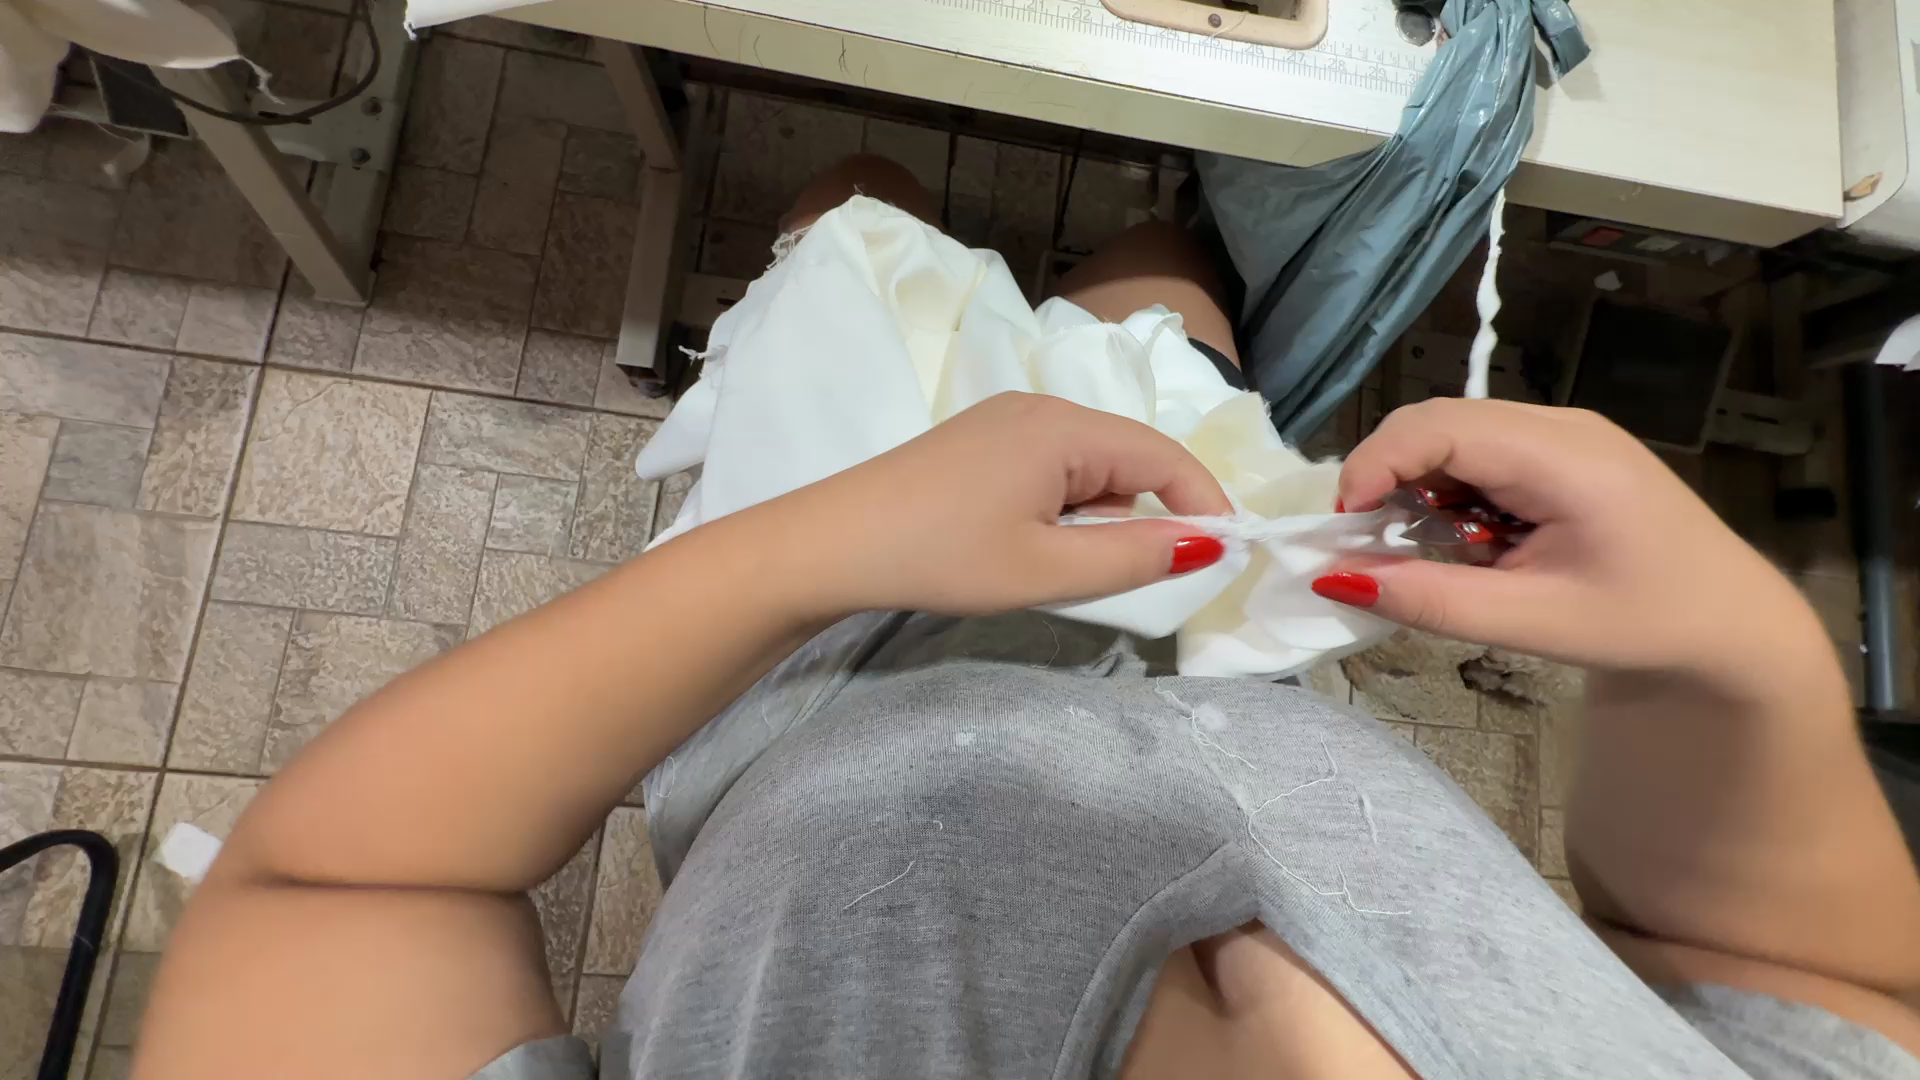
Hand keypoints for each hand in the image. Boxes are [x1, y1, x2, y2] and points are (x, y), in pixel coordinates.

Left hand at [749, 392, 1233, 616]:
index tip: (1223, 555)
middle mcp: (1040, 409)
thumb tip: (1206, 542)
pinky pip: (1048, 471)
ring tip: (1057, 566)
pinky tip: (1028, 545)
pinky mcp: (980, 444)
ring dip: (1095, 519)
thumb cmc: (944, 557)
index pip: (1163, 455)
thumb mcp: (1047, 568)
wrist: (833, 544)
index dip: (1203, 503)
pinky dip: (1061, 510)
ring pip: (1085, 470)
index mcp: (1064, 427)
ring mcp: (1004, 423)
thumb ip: (1134, 556)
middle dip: (1141, 517)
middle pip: (1124, 459)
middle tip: (1119, 578)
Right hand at [1316, 399, 1835, 688]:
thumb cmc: (1640, 625)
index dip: (1374, 464)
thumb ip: (1428, 600)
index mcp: (1565, 458)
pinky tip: (1452, 530)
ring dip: (1406, 480)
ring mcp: (1556, 432)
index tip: (1345, 525)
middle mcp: (1557, 426)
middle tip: (1366, 536)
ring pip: (1442, 430)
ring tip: (1411, 540)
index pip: (1438, 427)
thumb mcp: (1529, 622)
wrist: (1729, 625)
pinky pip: (1465, 448)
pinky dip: (1434, 485)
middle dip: (1381, 472)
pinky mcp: (1549, 448)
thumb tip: (1333, 577)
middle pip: (1433, 420)